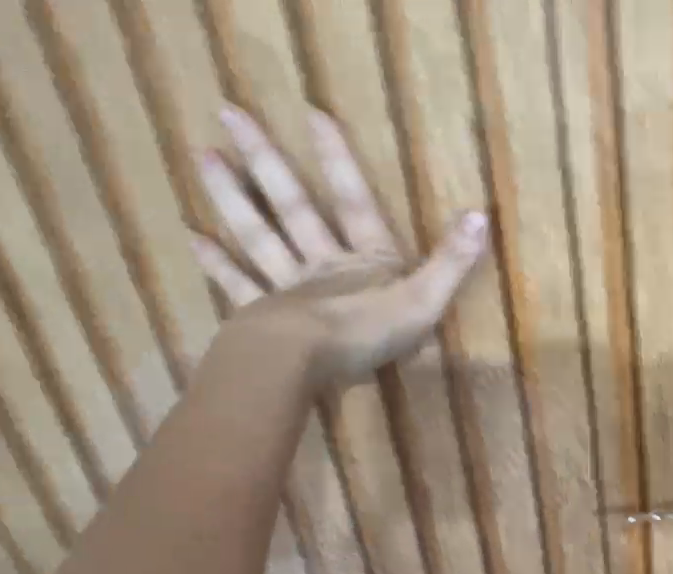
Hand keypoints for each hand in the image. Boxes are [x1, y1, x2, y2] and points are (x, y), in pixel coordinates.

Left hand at [189, 105, 487, 385]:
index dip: (339, 160)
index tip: (312, 112)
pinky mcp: (263, 316)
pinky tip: (192, 237)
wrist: (305, 364)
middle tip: (228, 111)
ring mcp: (287, 288)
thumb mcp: (425, 301)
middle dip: (266, 159)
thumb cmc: (367, 333)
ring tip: (202, 155)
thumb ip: (452, 261)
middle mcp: (322, 265)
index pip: (355, 202)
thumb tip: (481, 214)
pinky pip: (237, 283)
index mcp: (364, 262)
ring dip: (232, 196)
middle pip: (293, 206)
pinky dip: (216, 262)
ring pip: (258, 235)